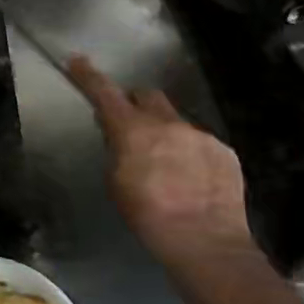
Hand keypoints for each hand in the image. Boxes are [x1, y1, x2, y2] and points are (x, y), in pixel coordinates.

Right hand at [67, 56, 254, 264]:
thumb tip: (118, 135)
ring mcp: (200, 136)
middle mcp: (168, 123)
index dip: (89, 75)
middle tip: (130, 122)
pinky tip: (191, 178)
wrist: (207, 243)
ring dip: (165, 132)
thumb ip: (116, 149)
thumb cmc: (148, 215)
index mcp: (133, 130)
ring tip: (166, 163)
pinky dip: (190, 152)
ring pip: (176, 120)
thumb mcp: (115, 181)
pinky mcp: (225, 152)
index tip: (78, 60)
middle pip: (147, 95)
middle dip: (136, 103)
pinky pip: (200, 142)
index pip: (105, 92)